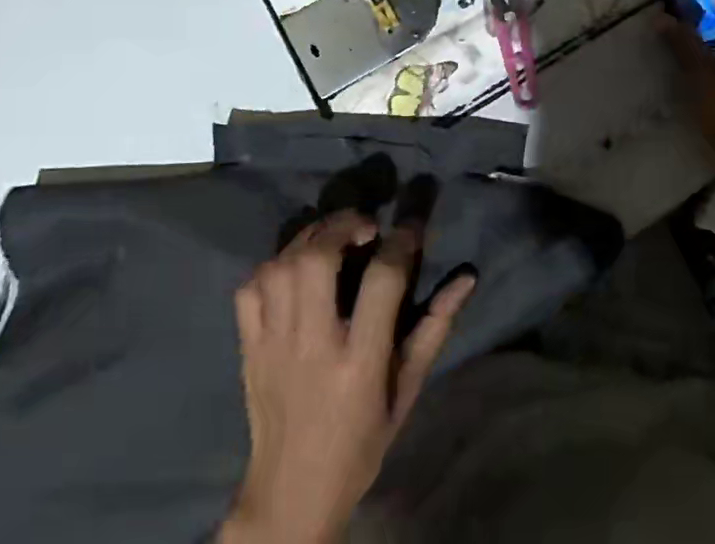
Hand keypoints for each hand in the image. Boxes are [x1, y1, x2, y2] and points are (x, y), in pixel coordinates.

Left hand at [221, 211, 475, 543]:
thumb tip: (467, 278)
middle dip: (344, 225)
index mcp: (360, 361)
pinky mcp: (247, 346)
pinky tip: (294, 267)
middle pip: (317, 260)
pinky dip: (272, 264)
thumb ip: (434, 328)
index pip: (381, 281)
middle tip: (366, 225)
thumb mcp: (407, 389)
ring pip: (281, 266)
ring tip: (332, 237)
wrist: (292, 489)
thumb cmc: (361, 440)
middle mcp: (312, 345)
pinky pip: (250, 288)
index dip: (401, 242)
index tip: (410, 229)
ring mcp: (272, 344)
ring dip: (309, 238)